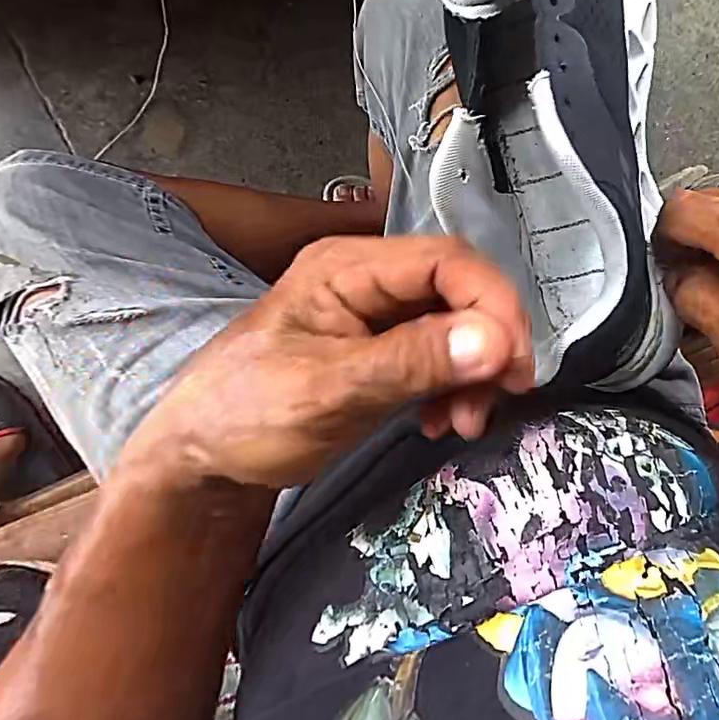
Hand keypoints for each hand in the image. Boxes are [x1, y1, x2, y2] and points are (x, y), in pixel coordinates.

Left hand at [122, 236, 534, 489]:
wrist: (204, 458)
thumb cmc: (243, 416)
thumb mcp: (328, 391)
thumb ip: (412, 363)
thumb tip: (494, 342)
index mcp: (347, 267)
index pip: (445, 261)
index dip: (492, 303)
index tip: (514, 360)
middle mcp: (370, 279)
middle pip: (460, 290)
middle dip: (489, 342)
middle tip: (501, 394)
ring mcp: (380, 312)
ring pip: (460, 324)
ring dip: (478, 370)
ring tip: (465, 419)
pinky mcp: (388, 345)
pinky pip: (444, 353)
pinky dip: (459, 384)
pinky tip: (444, 418)